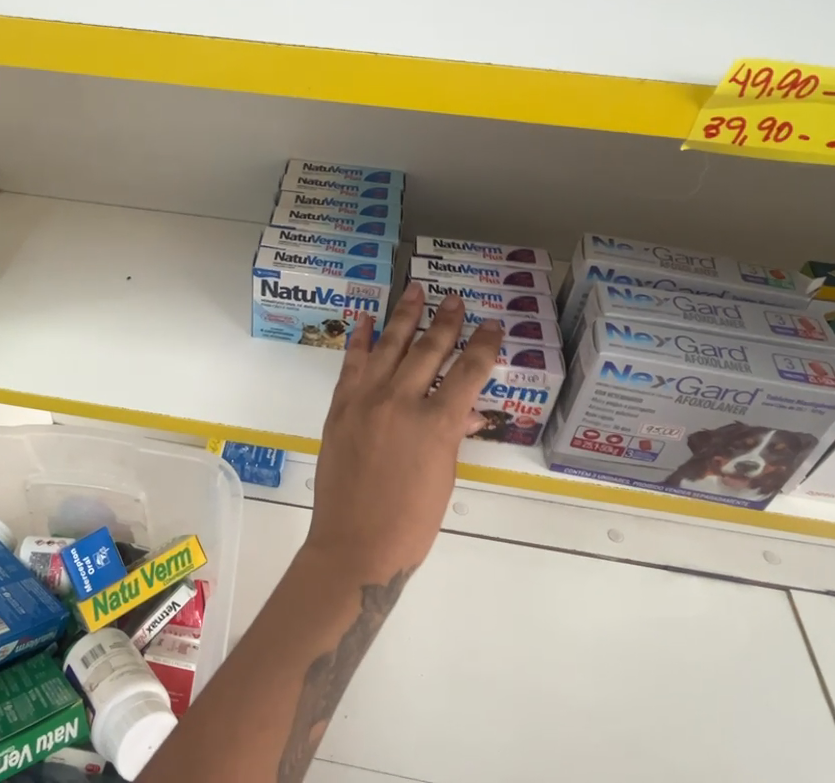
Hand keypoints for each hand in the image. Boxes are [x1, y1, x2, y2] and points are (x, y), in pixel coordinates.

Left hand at [303, 284, 505, 581]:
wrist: (355, 542)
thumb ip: (451, 436)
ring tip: (415, 290)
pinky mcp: (341, 407)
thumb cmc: (411, 520)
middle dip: (446, 321)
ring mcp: (366, 401)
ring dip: (404, 317)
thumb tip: (466, 413)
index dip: (485, 345)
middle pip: (429, 350)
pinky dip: (359, 340)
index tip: (494, 325)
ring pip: (389, 347)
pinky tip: (365, 319)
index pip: (468, 372)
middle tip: (455, 299)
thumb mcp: (444, 476)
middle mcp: (401, 401)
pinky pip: (352, 364)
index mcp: (436, 423)